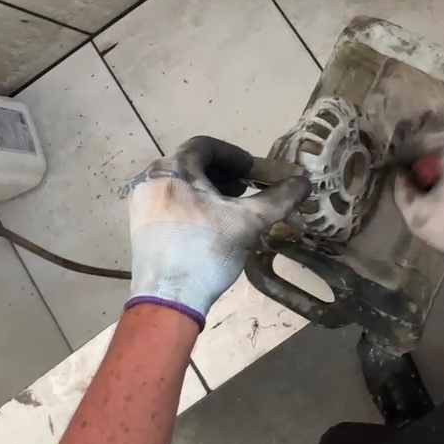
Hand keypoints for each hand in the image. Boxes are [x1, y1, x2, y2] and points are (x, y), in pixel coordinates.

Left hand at [126, 136, 309, 325]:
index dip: (234, 155)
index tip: (253, 172)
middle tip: (244, 189)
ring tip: (229, 207)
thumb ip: (278, 198)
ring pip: (180, 182)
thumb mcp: (249, 221)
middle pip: (192, 163)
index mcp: (174, 169)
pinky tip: (208, 224)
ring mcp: (141, 202)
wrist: (169, 298)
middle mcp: (152, 178)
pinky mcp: (139, 225)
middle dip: (223, 173)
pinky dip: (191, 202)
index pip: (206, 145)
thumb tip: (304, 182)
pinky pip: (169, 200)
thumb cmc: (207, 250)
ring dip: (208, 188)